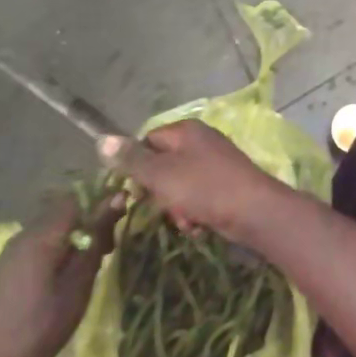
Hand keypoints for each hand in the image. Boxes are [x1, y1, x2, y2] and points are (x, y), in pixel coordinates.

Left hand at [0, 193, 124, 356]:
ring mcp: (9, 251)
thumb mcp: (79, 281)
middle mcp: (23, 234)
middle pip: (62, 212)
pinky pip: (35, 244)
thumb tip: (118, 196)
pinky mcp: (3, 267)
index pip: (76, 198)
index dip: (98, 208)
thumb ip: (97, 236)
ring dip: (70, 239)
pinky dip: (53, 251)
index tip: (111, 235)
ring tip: (81, 271)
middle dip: (86, 225)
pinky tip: (57, 280)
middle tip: (102, 254)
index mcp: (42, 234)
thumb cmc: (44, 324)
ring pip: (48, 229)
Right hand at [99, 121, 288, 243]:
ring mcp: (215, 162)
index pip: (147, 141)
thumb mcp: (161, 174)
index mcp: (185, 130)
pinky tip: (199, 226)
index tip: (134, 191)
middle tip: (165, 207)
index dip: (137, 166)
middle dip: (160, 192)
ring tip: (186, 221)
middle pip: (163, 165)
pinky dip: (195, 212)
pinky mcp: (225, 184)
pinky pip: (198, 197)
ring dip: (177, 207)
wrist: (254, 211)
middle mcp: (201, 140)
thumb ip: (132, 159)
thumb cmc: (204, 188)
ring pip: (179, 185)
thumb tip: (101, 139)